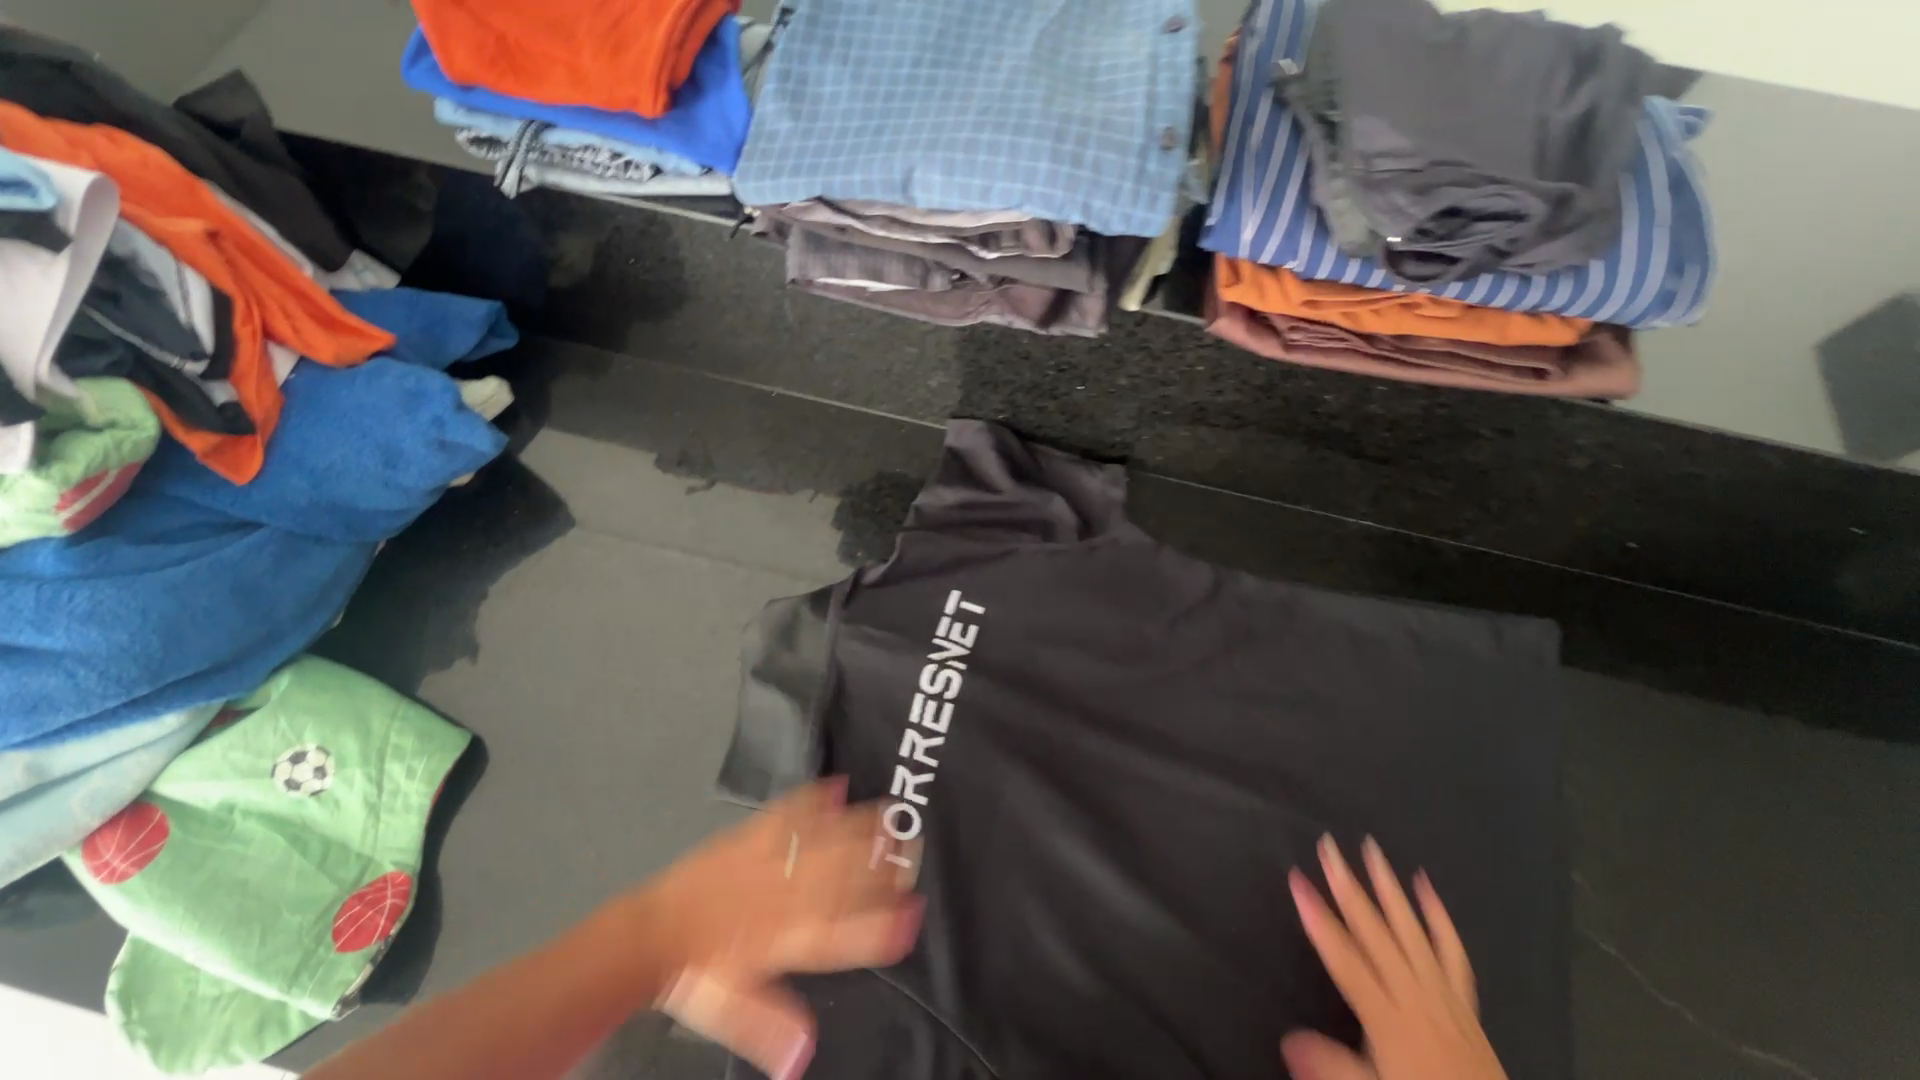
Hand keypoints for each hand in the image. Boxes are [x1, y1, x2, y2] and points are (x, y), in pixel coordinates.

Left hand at [624, 779, 923, 1079]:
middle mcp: (777, 898)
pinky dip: (813, 799)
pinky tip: (836, 788)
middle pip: (839, 880)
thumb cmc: (696, 973)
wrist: (650, 934)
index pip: (839, 935)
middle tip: (914, 854)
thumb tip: (803, 1058)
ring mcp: (764, 863)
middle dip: (880, 866)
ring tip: (890, 817)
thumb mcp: (732, 1009)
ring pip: (821, 843)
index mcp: (777, 941)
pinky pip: (786, 814)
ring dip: (858, 830)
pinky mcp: (748, 839)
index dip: (879, 927)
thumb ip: (771, 1028)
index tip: (911, 917)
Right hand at [1283, 836, 1507, 1079]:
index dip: (1318, 917)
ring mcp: (1442, 992)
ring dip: (1389, 887)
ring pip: (1411, 929)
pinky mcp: (1463, 998)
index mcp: (1388, 1017)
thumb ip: (1332, 1065)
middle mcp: (1414, 994)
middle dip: (1348, 886)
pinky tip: (1426, 886)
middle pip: (1376, 931)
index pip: (1345, 957)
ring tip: (1372, 849)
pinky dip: (1439, 916)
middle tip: (1328, 845)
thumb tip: (1289, 1038)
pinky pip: (1452, 951)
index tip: (1297, 879)